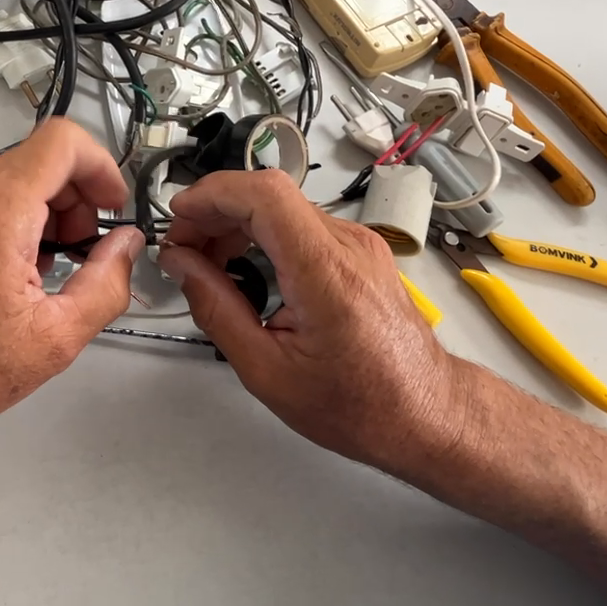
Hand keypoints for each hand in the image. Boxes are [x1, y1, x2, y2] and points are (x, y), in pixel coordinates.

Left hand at [0, 119, 142, 465]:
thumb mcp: (56, 337)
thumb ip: (107, 282)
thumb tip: (128, 244)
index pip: (62, 142)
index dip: (101, 166)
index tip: (113, 205)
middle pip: (44, 157)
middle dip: (80, 196)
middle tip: (88, 249)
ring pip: (20, 173)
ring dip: (53, 208)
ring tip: (56, 263)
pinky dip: (23, 215)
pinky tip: (26, 266)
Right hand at [158, 170, 469, 478]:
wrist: (428, 413)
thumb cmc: (354, 405)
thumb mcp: (266, 370)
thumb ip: (216, 308)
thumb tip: (178, 262)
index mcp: (326, 273)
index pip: (265, 195)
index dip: (213, 195)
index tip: (178, 219)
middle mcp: (347, 243)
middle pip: (267, 193)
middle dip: (213, 211)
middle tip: (181, 251)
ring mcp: (356, 241)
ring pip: (279, 204)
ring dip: (233, 221)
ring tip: (205, 262)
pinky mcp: (357, 247)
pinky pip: (296, 221)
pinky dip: (258, 232)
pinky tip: (240, 265)